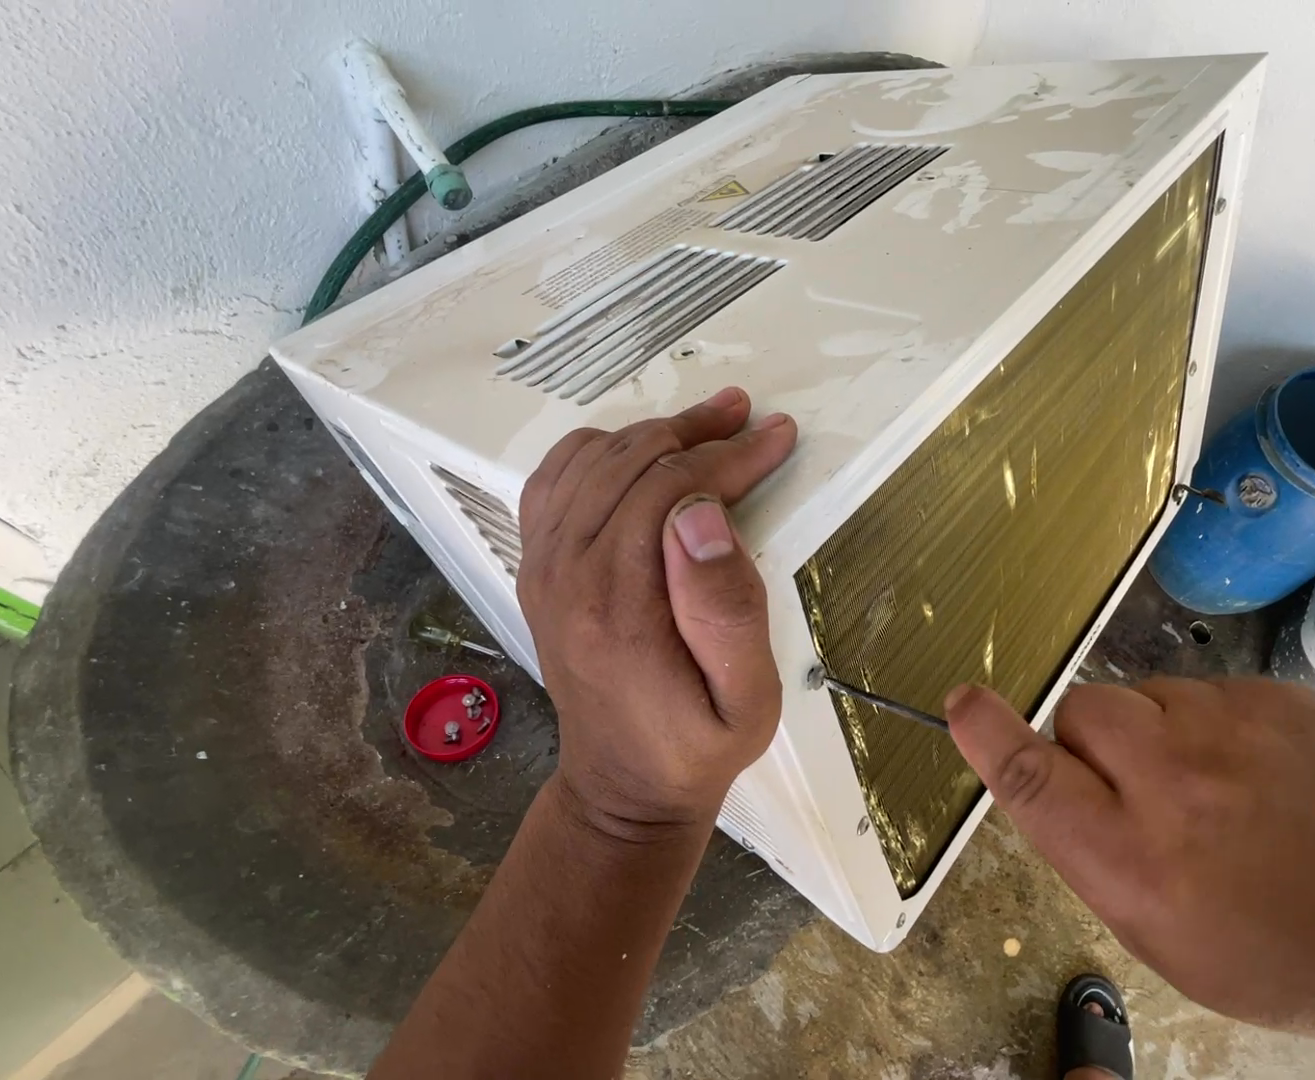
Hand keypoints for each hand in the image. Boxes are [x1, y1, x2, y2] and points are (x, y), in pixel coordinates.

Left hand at [517, 387, 796, 835]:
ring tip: (707, 424)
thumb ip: (729, 611)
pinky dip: (600, 450)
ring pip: (590, 459)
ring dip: (653, 432)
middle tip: (750, 416)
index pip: (668, 489)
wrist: (621, 784)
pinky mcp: (536, 567)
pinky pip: (555, 479)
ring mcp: (540, 566)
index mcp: (618, 603)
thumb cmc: (697, 746)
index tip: (777, 436)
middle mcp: (565, 572)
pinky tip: (638, 453)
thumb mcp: (745, 701)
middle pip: (628, 463)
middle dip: (696, 430)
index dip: (728, 455)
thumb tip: (703, 512)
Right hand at [946, 676, 1314, 1040]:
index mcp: (1139, 861)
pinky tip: (1260, 771)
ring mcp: (1237, 728)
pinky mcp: (1280, 695)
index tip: (964, 703)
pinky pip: (1203, 690)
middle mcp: (1179, 783)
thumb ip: (1089, 852)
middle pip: (1083, 710)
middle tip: (1136, 786)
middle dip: (1088, 740)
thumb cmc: (1277, 955)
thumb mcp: (1161, 940)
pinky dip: (1210, 724)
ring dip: (1154, 732)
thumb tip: (1047, 773)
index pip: (1034, 776)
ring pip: (1143, 695)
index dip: (988, 735)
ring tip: (1214, 786)